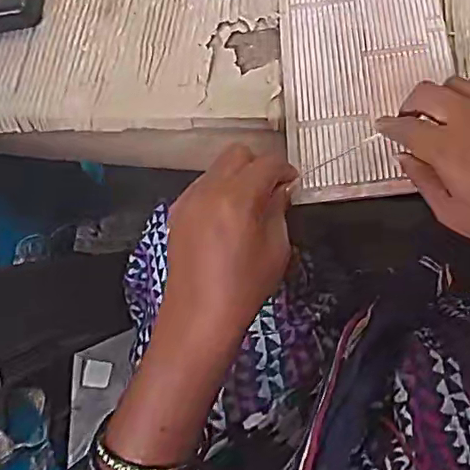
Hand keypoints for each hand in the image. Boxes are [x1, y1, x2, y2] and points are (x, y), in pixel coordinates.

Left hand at [152, 144, 297, 358]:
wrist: (199, 316)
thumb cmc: (242, 288)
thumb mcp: (276, 249)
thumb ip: (278, 211)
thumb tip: (279, 192)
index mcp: (237, 198)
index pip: (267, 163)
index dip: (285, 170)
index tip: (292, 182)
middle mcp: (208, 191)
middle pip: (237, 154)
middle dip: (258, 165)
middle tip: (272, 189)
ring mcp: (188, 200)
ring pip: (217, 168)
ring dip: (237, 177)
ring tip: (250, 206)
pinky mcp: (177, 212)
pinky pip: (202, 186)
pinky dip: (219, 190)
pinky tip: (228, 217)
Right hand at [381, 67, 469, 345]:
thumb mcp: (451, 213)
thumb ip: (423, 180)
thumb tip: (406, 160)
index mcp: (447, 149)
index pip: (406, 127)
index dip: (390, 127)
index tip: (384, 128)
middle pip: (424, 94)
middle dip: (409, 106)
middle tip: (407, 121)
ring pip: (455, 82)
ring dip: (440, 96)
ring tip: (438, 113)